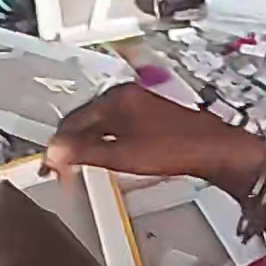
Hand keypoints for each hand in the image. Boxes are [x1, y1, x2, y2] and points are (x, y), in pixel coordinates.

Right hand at [45, 85, 265, 193]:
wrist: (213, 150)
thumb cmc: (176, 148)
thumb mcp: (121, 155)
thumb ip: (84, 152)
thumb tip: (56, 151)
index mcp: (115, 99)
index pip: (72, 121)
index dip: (58, 146)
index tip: (52, 166)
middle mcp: (125, 96)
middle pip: (84, 120)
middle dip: (69, 144)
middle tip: (60, 168)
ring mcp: (138, 104)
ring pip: (99, 124)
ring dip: (84, 144)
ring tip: (76, 164)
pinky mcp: (148, 116)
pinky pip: (114, 127)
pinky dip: (102, 142)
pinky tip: (102, 155)